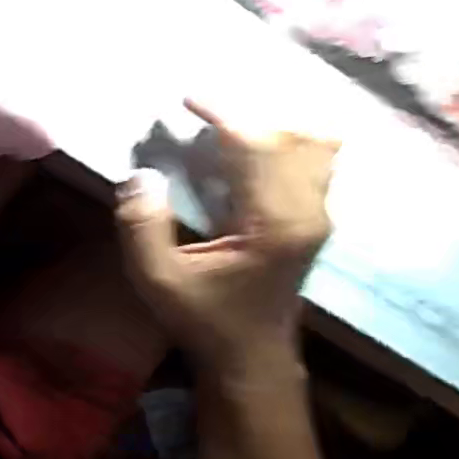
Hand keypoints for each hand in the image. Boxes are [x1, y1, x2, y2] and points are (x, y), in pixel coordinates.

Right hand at [116, 99, 338, 383]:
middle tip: (200, 113)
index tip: (187, 99)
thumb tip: (139, 175)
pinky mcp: (314, 219)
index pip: (257, 146)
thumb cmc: (204, 319)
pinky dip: (287, 140)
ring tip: (230, 124)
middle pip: (291, 138)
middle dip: (244, 117)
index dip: (223, 115)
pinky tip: (258, 143)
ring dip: (271, 126)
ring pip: (313, 146)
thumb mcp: (157, 279)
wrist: (250, 358)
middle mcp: (308, 212)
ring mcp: (318, 215)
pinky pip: (314, 161)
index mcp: (274, 223)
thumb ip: (142, 227)